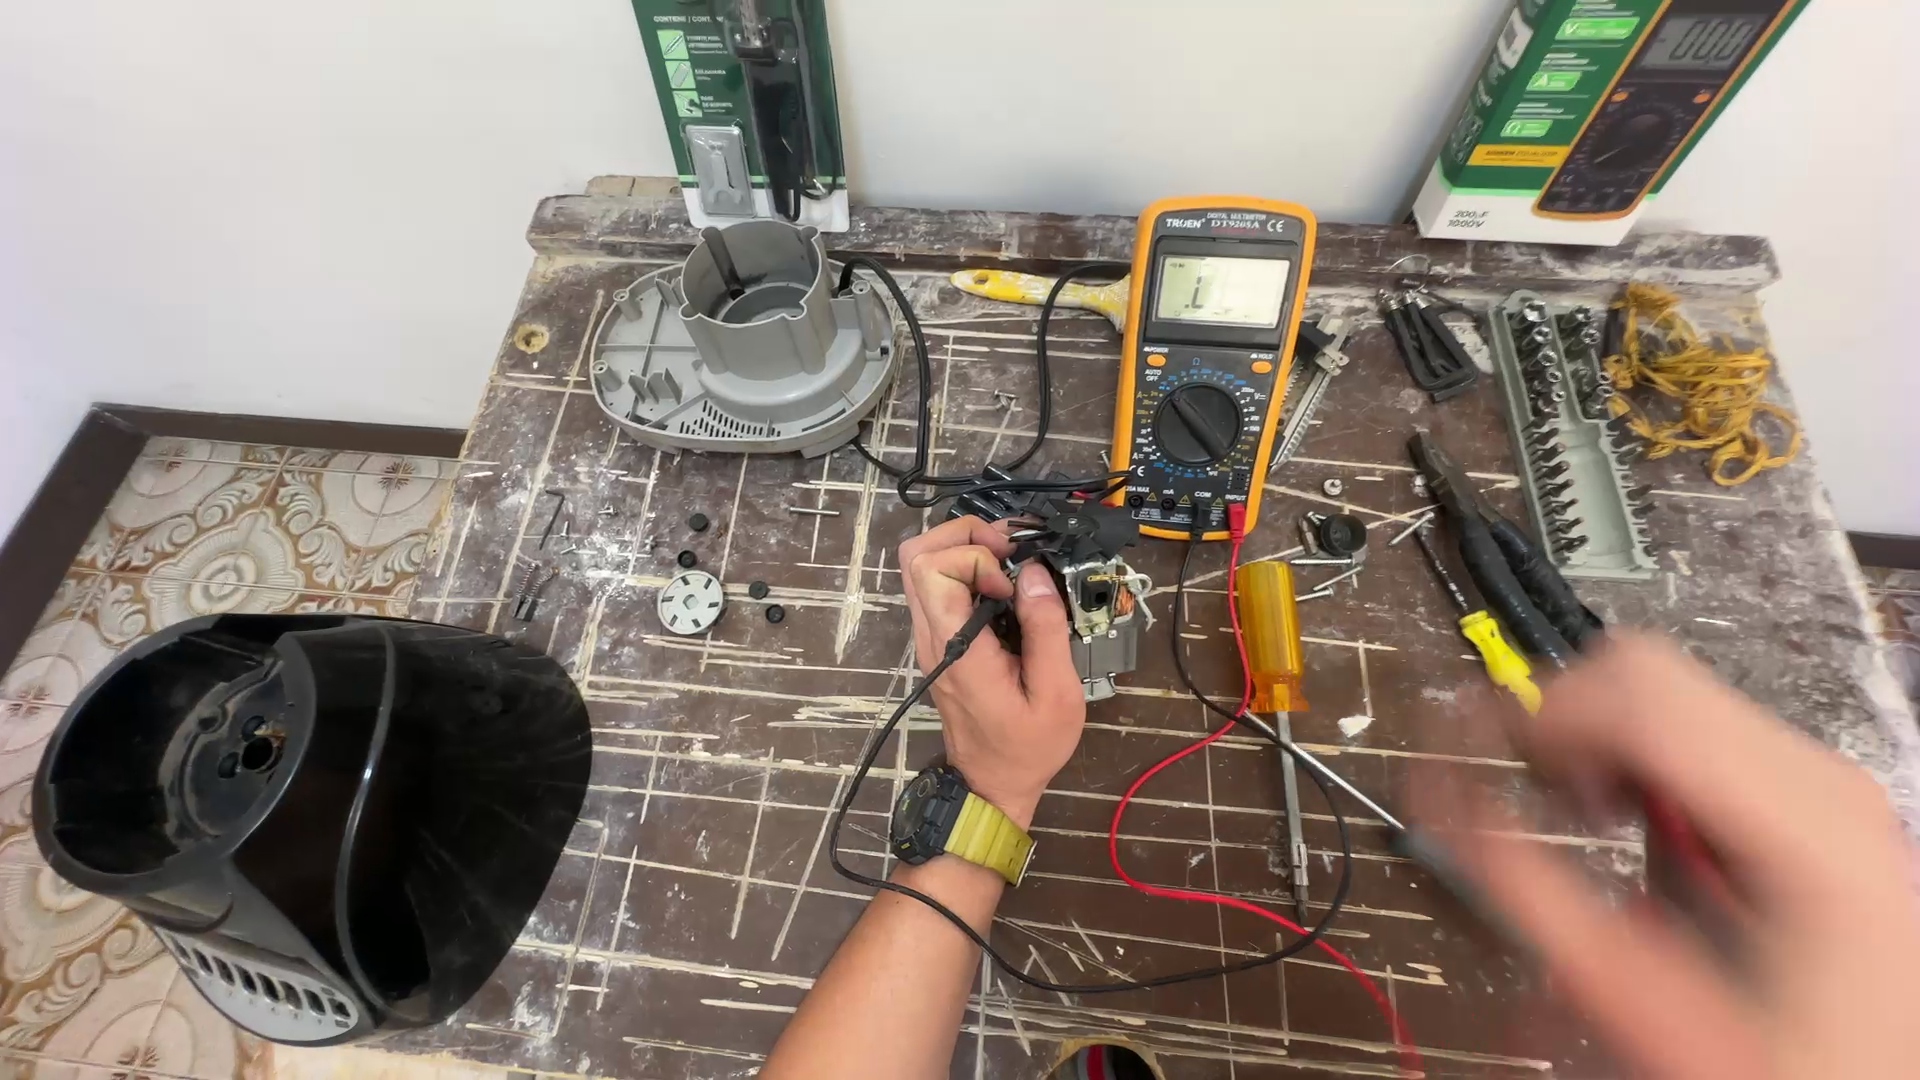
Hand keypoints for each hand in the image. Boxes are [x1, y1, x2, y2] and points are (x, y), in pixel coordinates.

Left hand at [897, 517, 1086, 826]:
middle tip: (1008, 552)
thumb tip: (1034, 573)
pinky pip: (937, 585)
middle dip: (963, 536)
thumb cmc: (1027, 747)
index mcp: (957, 649)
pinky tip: (1003, 583)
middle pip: (915, 555)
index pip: (931, 569)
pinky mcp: (938, 640)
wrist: (992, 784)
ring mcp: (930, 637)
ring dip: (964, 548)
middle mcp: (932, 636)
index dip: (973, 557)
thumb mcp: (1056, 693)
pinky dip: (966, 568)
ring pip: (921, 566)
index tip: (1011, 583)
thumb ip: (1045, 629)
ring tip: (1009, 563)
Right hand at [1431, 633, 1919, 1078]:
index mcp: (1801, 829)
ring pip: (1648, 675)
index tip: (1483, 756)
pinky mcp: (1788, 773)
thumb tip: (1431, 788)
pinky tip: (1616, 802)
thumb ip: (1519, 885)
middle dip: (1556, 715)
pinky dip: (1611, 736)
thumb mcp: (1627, 988)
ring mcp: (1809, 768)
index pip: (1639, 701)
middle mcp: (1816, 777)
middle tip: (1537, 787)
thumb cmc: (1765, 1055)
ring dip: (1580, 725)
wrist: (1876, 1078)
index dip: (1538, 716)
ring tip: (1577, 801)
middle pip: (1638, 668)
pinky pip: (1671, 705)